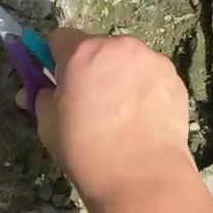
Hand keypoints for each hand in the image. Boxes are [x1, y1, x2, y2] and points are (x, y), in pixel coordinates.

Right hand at [23, 28, 194, 206]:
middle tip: (88, 104)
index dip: (54, 58)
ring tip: (118, 116)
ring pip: (126, 61)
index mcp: (82, 53)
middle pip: (97, 48)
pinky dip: (142, 91)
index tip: (56, 79)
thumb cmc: (84, 149)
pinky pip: (149, 77)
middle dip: (90, 69)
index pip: (60, 38)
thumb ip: (41, 100)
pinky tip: (139, 121)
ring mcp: (151, 59)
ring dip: (119, 78)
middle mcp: (119, 46)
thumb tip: (37, 92)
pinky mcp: (174, 78)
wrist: (138, 175)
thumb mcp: (48, 126)